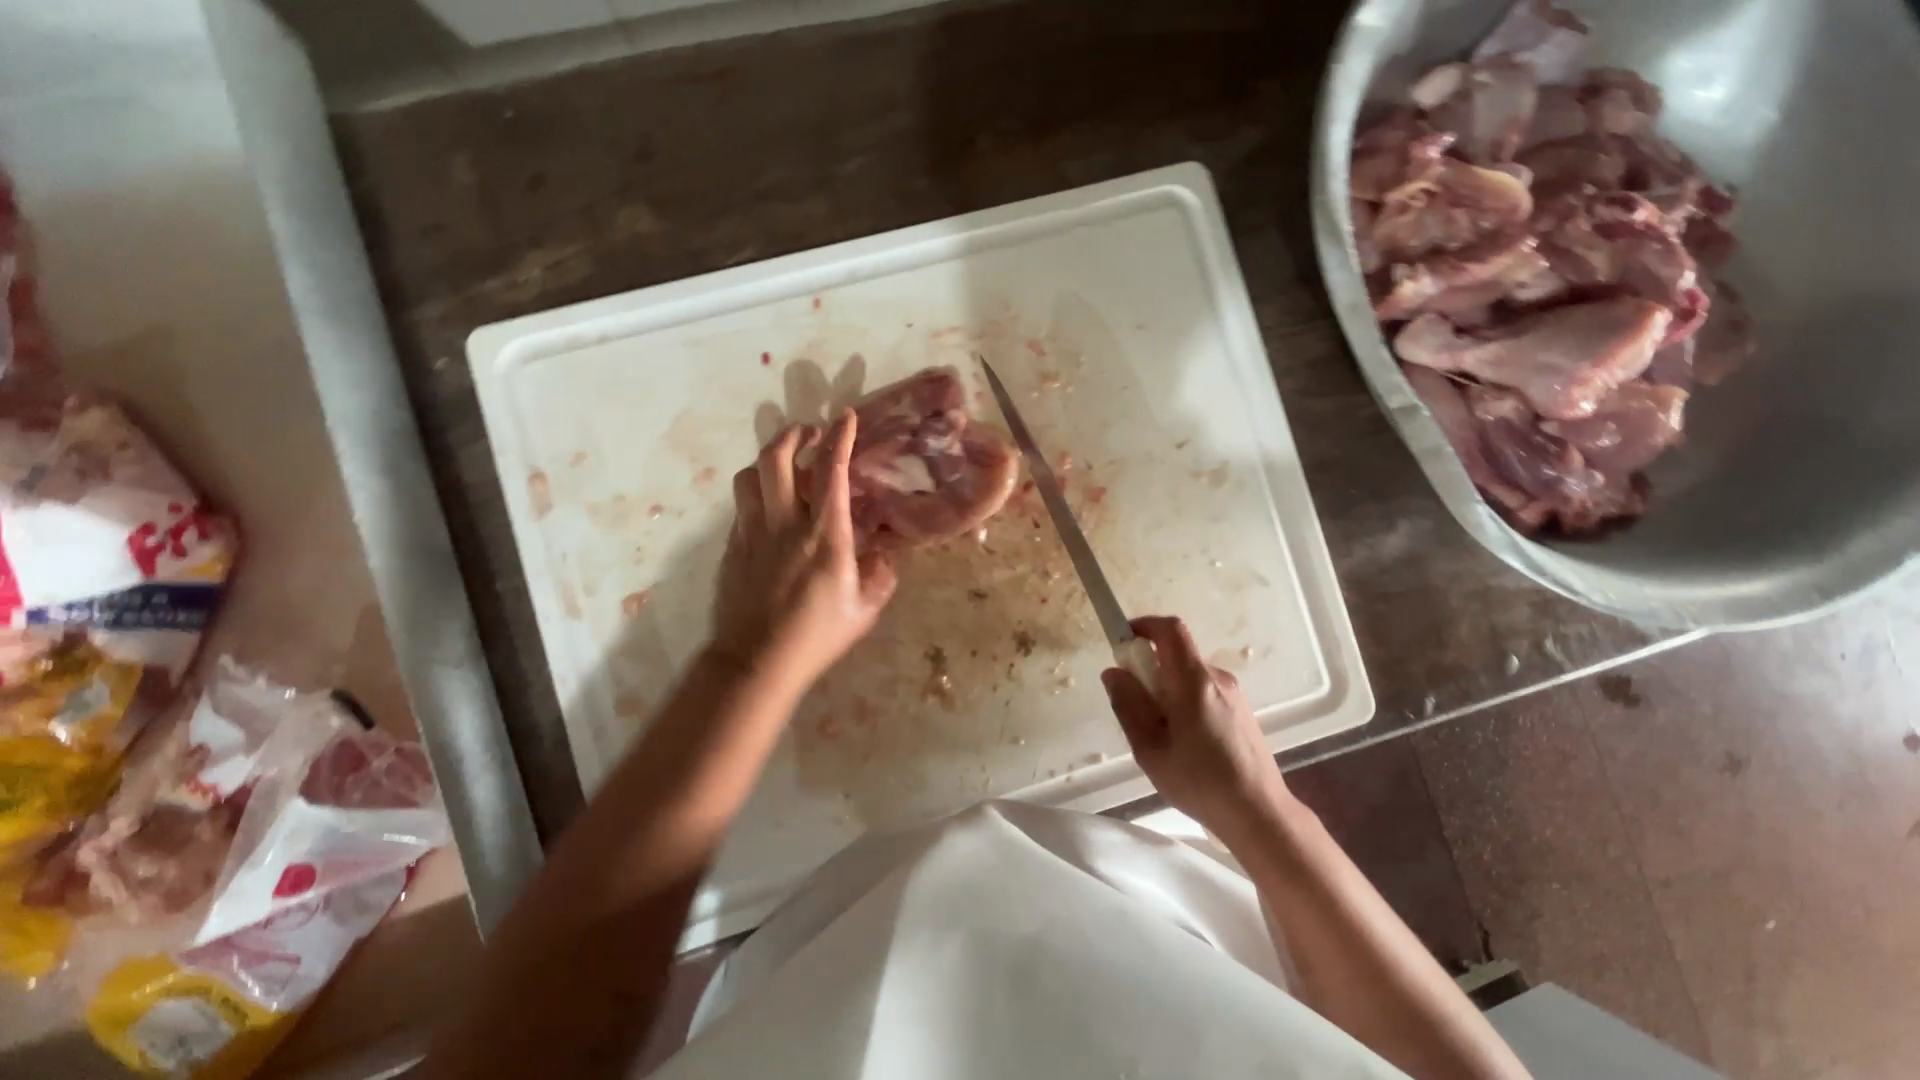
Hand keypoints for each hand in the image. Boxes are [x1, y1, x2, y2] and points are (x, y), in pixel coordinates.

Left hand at [710, 410, 897, 692]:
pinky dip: (757, 493)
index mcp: (825, 536)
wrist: (755, 661)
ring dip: (767, 460)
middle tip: (808, 432)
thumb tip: (885, 555)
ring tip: (783, 463)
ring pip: (749, 476)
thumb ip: (879, 576)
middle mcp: (785, 524)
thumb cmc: (816, 637)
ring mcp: (753, 533)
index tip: (845, 416)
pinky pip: (743, 506)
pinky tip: (770, 507)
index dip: (839, 438)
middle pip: (776, 459)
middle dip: (792, 435)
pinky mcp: (734, 547)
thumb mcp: (864, 610)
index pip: (830, 472)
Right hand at [1101, 616, 1290, 838]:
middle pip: (1177, 654)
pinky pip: (1204, 692)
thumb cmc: (1199, 781)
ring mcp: (1234, 694)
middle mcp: (1217, 678)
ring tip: (1161, 737)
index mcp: (1193, 681)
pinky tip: (1185, 743)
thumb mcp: (1149, 749)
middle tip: (1135, 709)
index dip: (1144, 626)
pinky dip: (1185, 702)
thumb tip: (1114, 672)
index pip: (1170, 629)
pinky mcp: (1242, 710)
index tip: (1123, 643)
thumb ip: (1128, 705)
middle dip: (1150, 670)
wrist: (1258, 812)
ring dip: (1167, 691)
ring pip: (1189, 676)